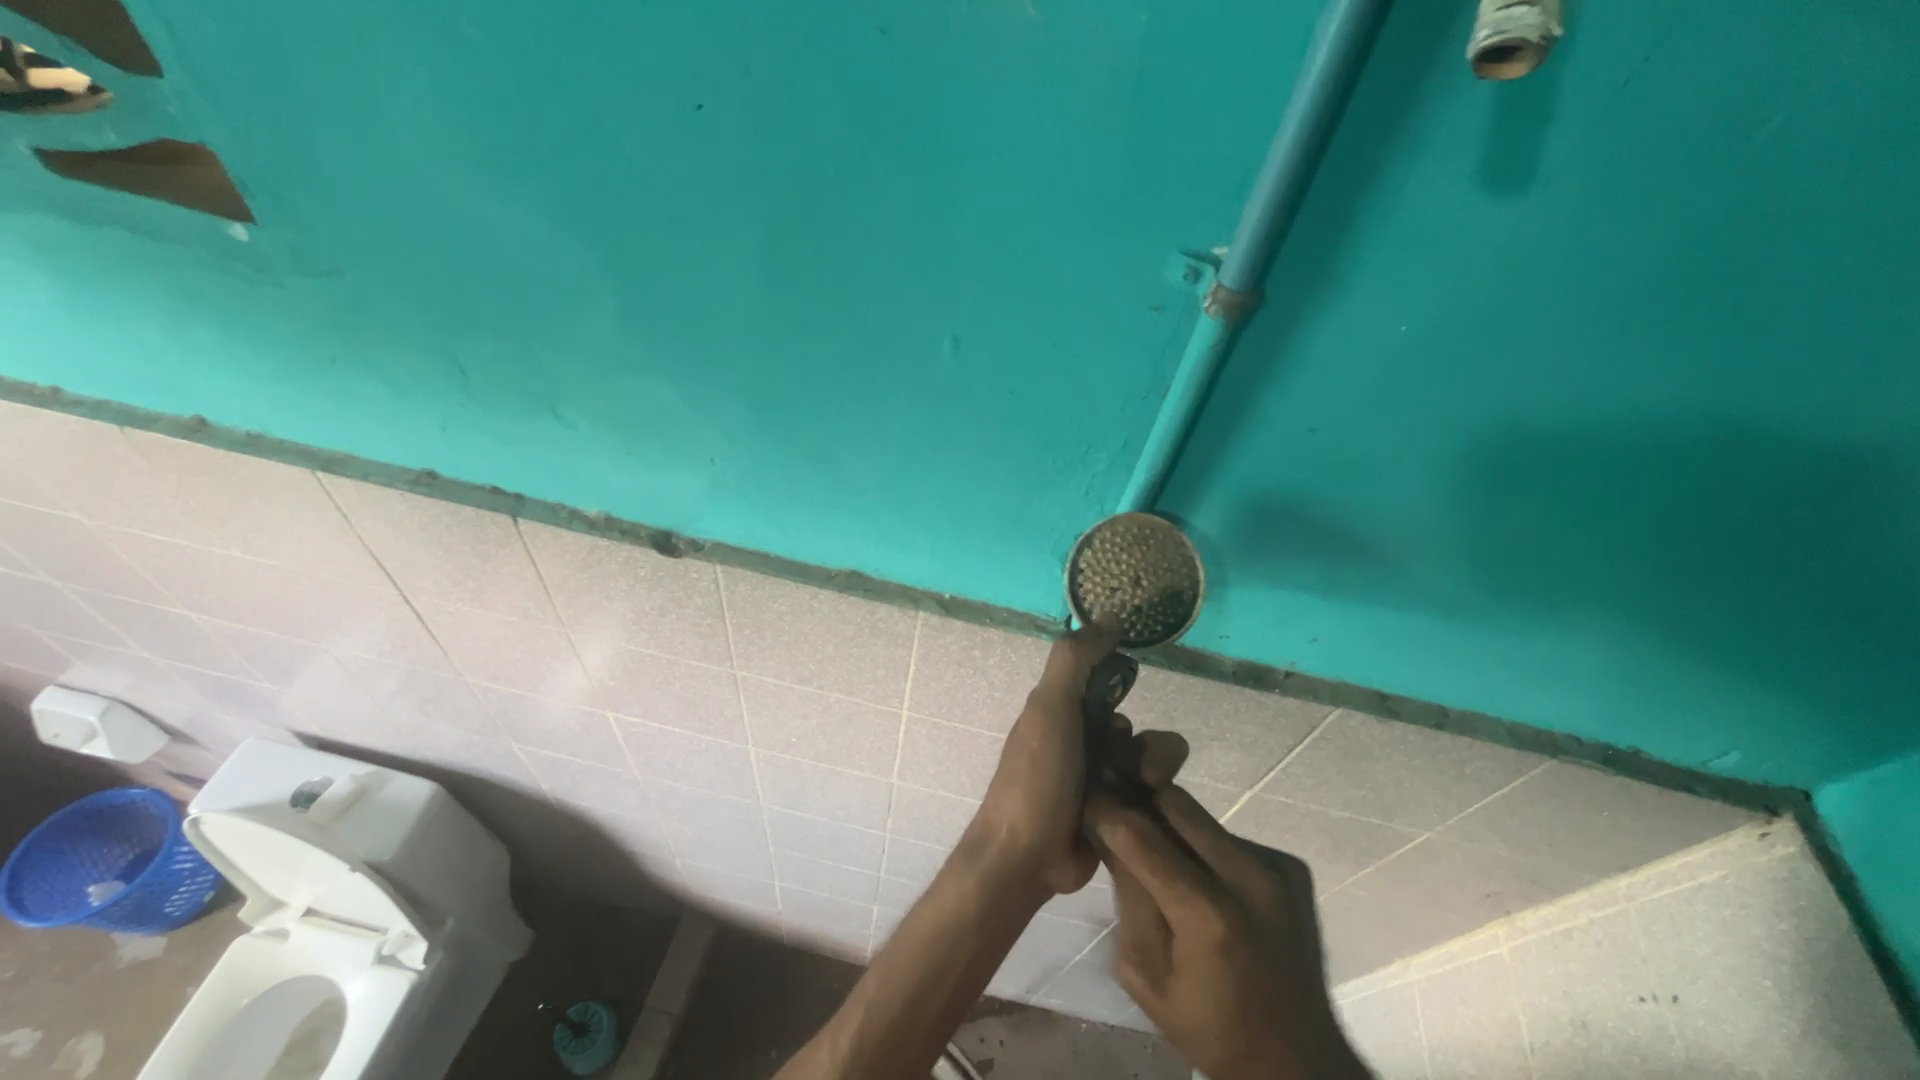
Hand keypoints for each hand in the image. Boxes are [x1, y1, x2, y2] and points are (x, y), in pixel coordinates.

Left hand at [964, 626, 1187, 896]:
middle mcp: (1083, 744)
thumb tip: (1111, 617)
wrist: (1028, 859)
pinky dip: (1152, 802)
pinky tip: (1141, 817)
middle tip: (1132, 767)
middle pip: (1141, 730)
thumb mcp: (1049, 708)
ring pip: (1154, 765)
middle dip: (1145, 748)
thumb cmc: (1034, 778)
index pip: (1111, 686)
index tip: (1121, 707)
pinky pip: (1153, 798)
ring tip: (1138, 795)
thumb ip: (1075, 660)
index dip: (1123, 695)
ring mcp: (1102, 783)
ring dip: (1152, 775)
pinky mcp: (1119, 818)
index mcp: (1062, 713)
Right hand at [1086, 785, 1368, 1079]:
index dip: (1104, 807)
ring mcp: (1275, 869)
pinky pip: (1228, 837)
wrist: (1293, 1056)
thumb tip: (1108, 835)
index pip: (1139, 834)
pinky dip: (1201, 847)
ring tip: (1153, 853)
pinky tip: (1198, 881)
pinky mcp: (1290, 868)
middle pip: (1174, 802)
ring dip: (1169, 824)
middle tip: (1113, 812)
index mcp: (1206, 915)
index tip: (1081, 795)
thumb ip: (1128, 899)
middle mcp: (1247, 877)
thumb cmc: (1206, 1026)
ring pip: (1201, 816)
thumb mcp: (1144, 972)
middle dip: (1137, 800)